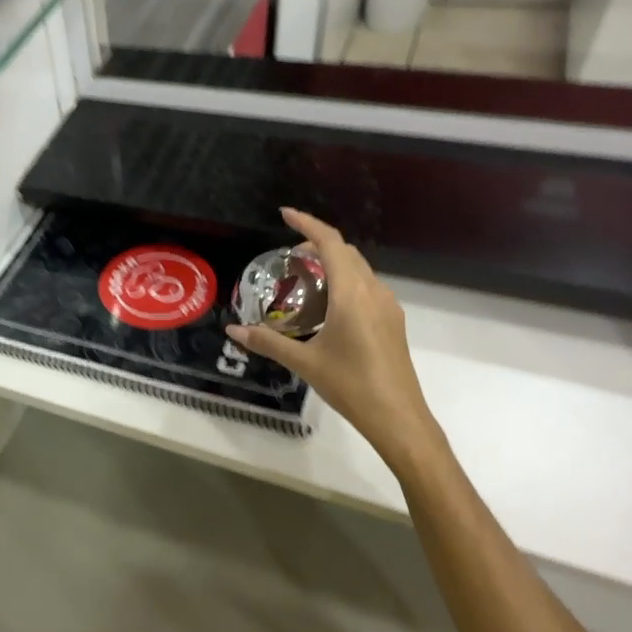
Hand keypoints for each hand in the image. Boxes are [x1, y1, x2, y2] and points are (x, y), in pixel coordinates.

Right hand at [226, 208, 439, 460]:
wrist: (398, 416)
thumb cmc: (351, 385)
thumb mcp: (304, 363)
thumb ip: (268, 342)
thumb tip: (233, 330)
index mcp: (352, 294)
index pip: (331, 244)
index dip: (308, 224)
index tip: (285, 215)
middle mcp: (373, 292)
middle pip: (346, 252)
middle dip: (318, 244)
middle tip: (288, 255)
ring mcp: (387, 306)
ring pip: (360, 269)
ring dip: (333, 263)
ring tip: (305, 278)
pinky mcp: (392, 322)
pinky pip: (367, 287)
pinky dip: (345, 282)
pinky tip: (328, 305)